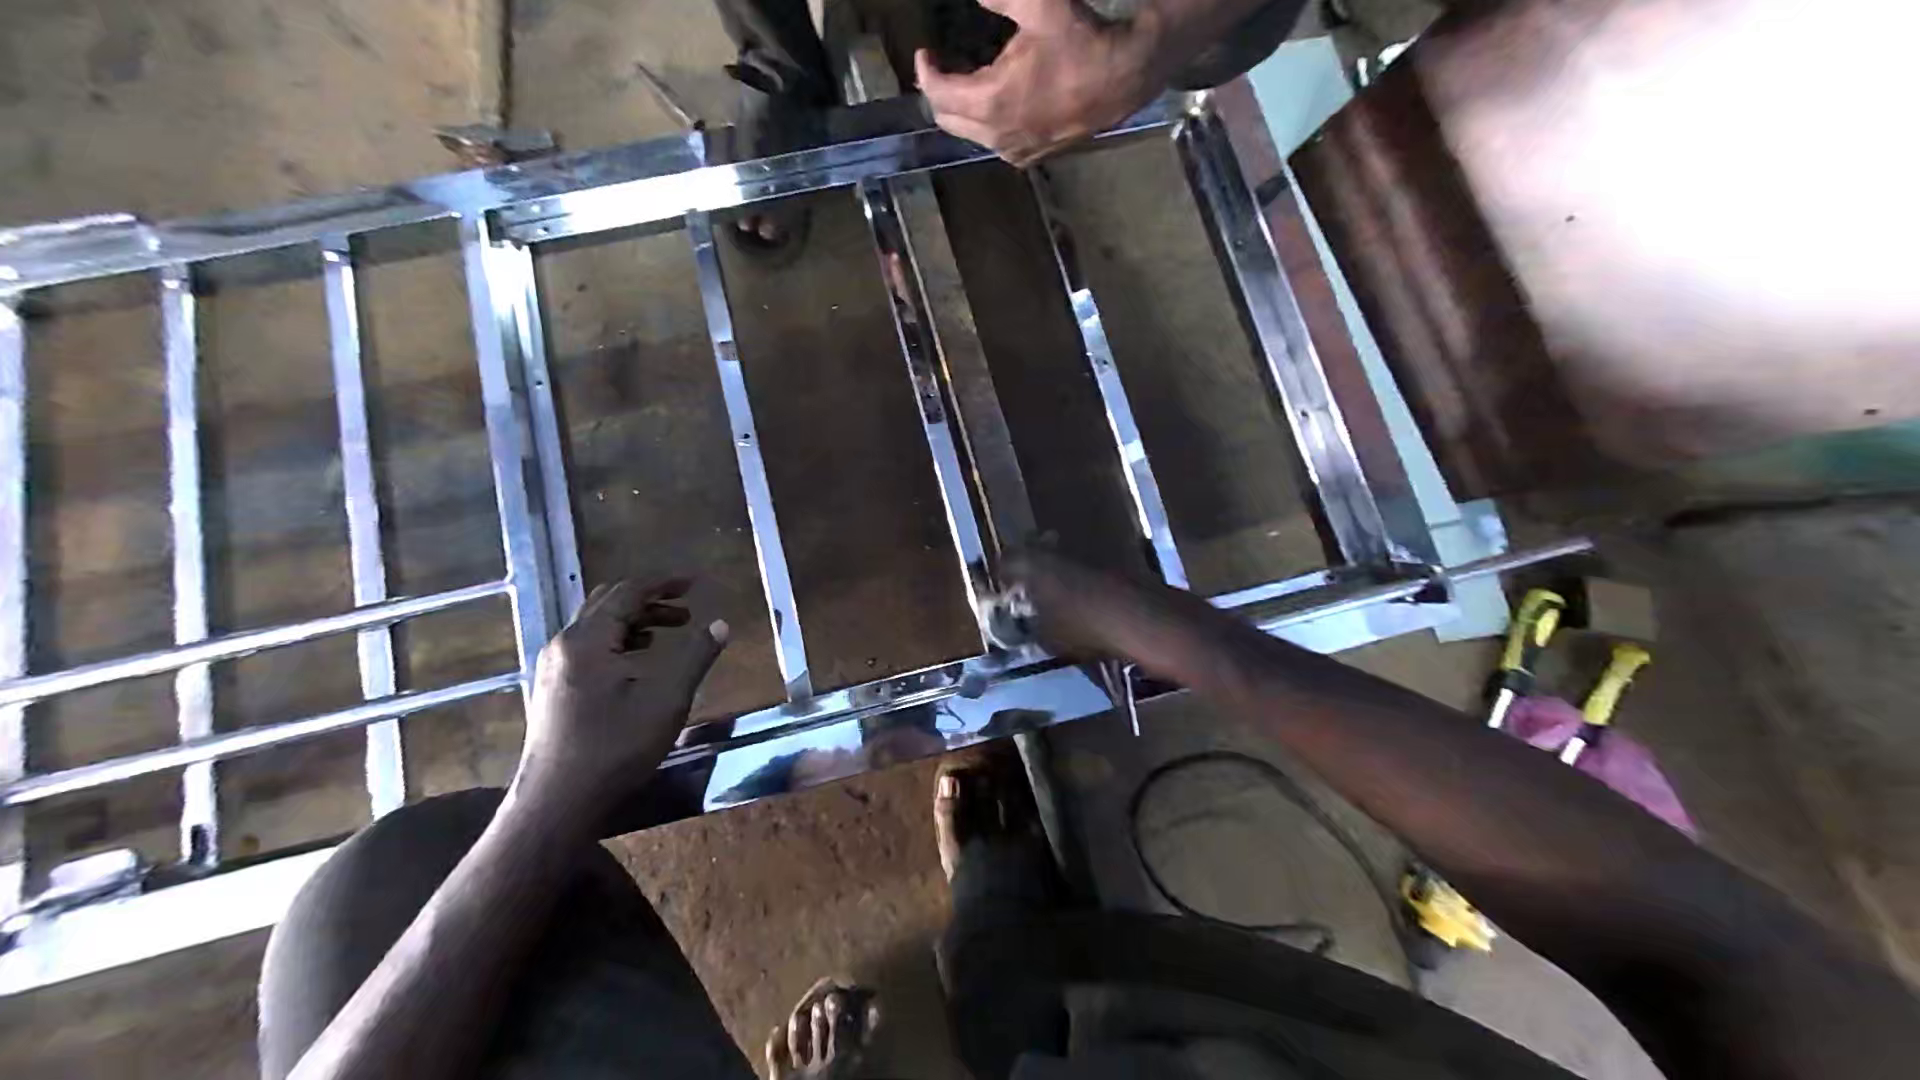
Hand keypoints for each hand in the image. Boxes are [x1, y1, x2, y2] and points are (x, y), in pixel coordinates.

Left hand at [516, 578, 728, 813]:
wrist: (558, 802)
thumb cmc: (615, 746)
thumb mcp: (667, 699)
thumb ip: (695, 656)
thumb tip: (721, 624)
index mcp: (587, 640)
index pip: (628, 592)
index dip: (663, 583)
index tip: (694, 583)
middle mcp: (564, 645)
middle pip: (608, 604)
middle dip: (650, 600)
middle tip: (686, 607)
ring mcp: (554, 668)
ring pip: (597, 626)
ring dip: (636, 622)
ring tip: (670, 632)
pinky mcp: (554, 690)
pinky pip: (589, 647)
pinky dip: (619, 641)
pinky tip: (639, 662)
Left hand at [915, 0, 1172, 166]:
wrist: (1123, 78)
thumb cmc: (1080, 40)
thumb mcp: (1038, 4)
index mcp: (992, 100)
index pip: (939, 94)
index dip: (926, 72)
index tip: (924, 53)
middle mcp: (997, 135)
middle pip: (948, 120)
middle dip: (939, 94)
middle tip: (941, 68)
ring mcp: (1013, 150)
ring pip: (970, 134)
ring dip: (962, 110)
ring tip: (966, 82)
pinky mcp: (1029, 156)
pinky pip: (994, 143)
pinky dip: (985, 125)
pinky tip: (995, 103)